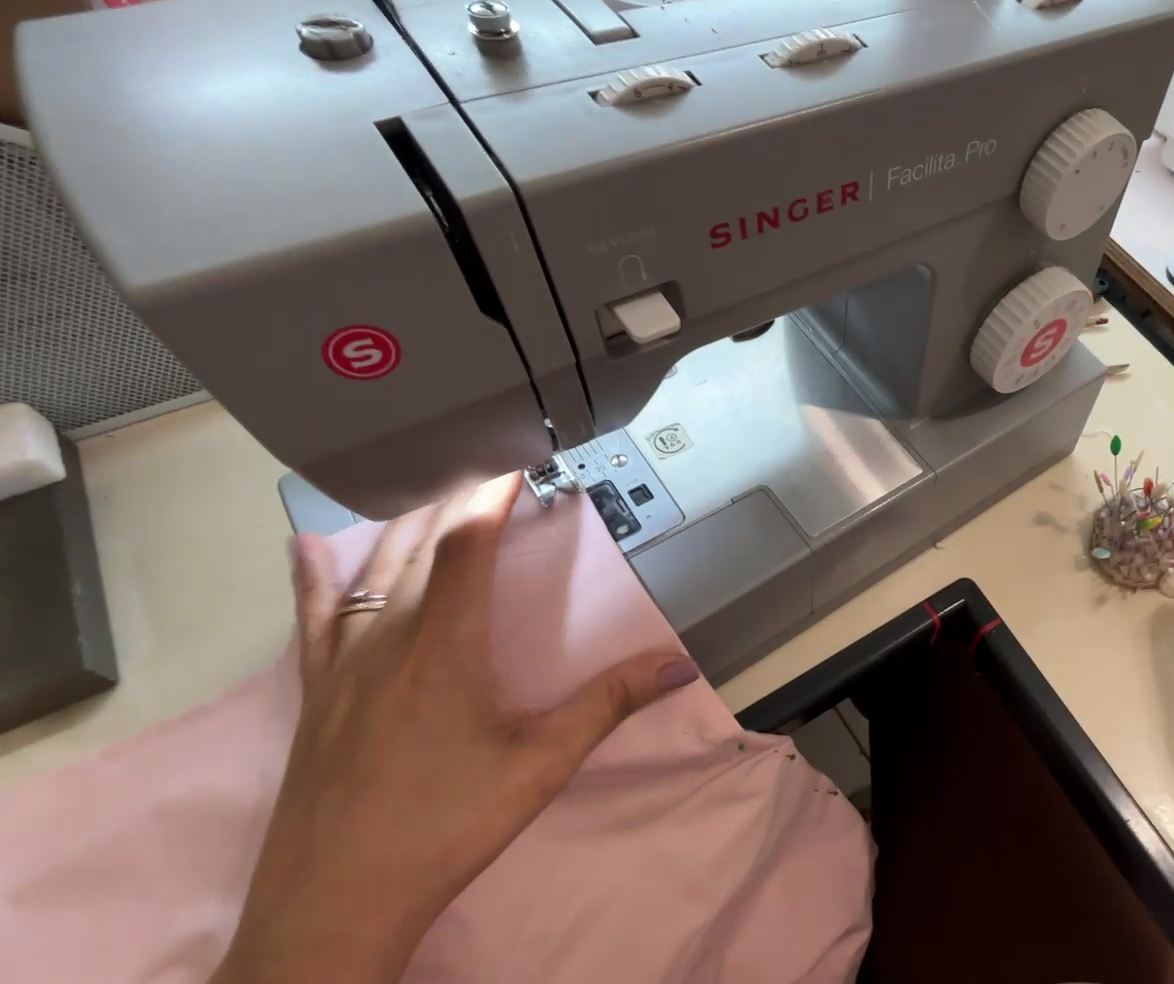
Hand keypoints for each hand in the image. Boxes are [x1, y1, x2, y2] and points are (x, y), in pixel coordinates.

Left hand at [213, 475, 702, 983]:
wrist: (333, 905)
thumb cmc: (447, 826)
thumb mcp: (543, 763)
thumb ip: (610, 704)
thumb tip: (680, 663)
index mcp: (443, 645)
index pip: (467, 544)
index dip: (490, 494)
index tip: (515, 456)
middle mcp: (386, 639)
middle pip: (418, 544)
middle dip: (455, 497)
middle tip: (486, 463)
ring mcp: (341, 664)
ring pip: (369, 571)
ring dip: (404, 524)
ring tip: (430, 488)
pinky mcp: (315, 693)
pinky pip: (313, 617)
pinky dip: (314, 576)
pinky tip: (305, 548)